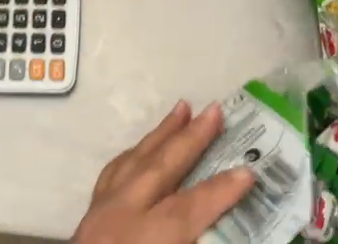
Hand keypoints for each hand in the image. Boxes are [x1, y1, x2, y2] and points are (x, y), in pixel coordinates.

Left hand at [72, 100, 255, 243]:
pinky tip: (142, 149)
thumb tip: (214, 229)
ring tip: (181, 108)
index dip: (221, 191)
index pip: (189, 209)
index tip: (250, 171)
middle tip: (215, 109)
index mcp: (145, 240)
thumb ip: (192, 238)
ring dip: (160, 135)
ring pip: (133, 162)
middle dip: (190, 139)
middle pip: (160, 169)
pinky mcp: (87, 219)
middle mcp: (120, 218)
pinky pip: (112, 175)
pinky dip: (133, 156)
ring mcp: (99, 214)